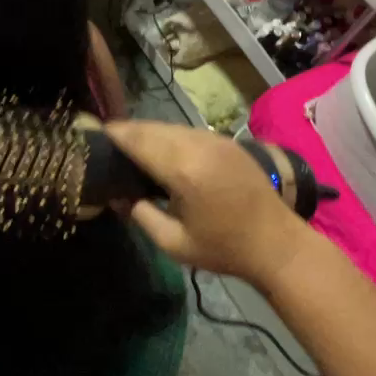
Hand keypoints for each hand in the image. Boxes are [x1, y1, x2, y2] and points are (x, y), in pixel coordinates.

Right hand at [103, 121, 312, 288]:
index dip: (114, 135)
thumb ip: (141, 216)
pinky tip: (163, 150)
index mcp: (182, 170)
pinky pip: (186, 130)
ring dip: (148, 132)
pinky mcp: (226, 141)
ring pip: (168, 126)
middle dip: (128, 131)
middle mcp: (196, 146)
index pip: (137, 140)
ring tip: (133, 145)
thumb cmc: (225, 249)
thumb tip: (116, 197)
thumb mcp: (175, 244)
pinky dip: (168, 135)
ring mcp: (214, 140)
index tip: (95, 135)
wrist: (279, 246)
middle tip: (109, 142)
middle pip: (150, 128)